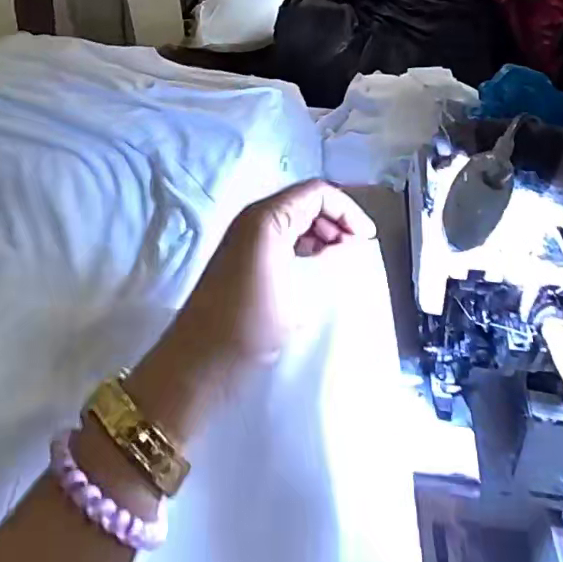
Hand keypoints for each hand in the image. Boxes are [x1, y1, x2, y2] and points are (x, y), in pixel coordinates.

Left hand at [171, 180, 378, 370]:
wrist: (196, 368)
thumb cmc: (249, 327)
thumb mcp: (299, 292)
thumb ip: (330, 262)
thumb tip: (349, 246)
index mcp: (266, 219)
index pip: (318, 193)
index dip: (348, 210)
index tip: (367, 238)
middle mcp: (253, 220)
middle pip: (306, 201)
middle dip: (337, 219)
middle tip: (358, 247)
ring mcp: (245, 238)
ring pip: (295, 218)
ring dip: (323, 232)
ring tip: (341, 257)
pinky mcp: (242, 258)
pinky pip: (283, 236)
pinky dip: (306, 244)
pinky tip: (317, 267)